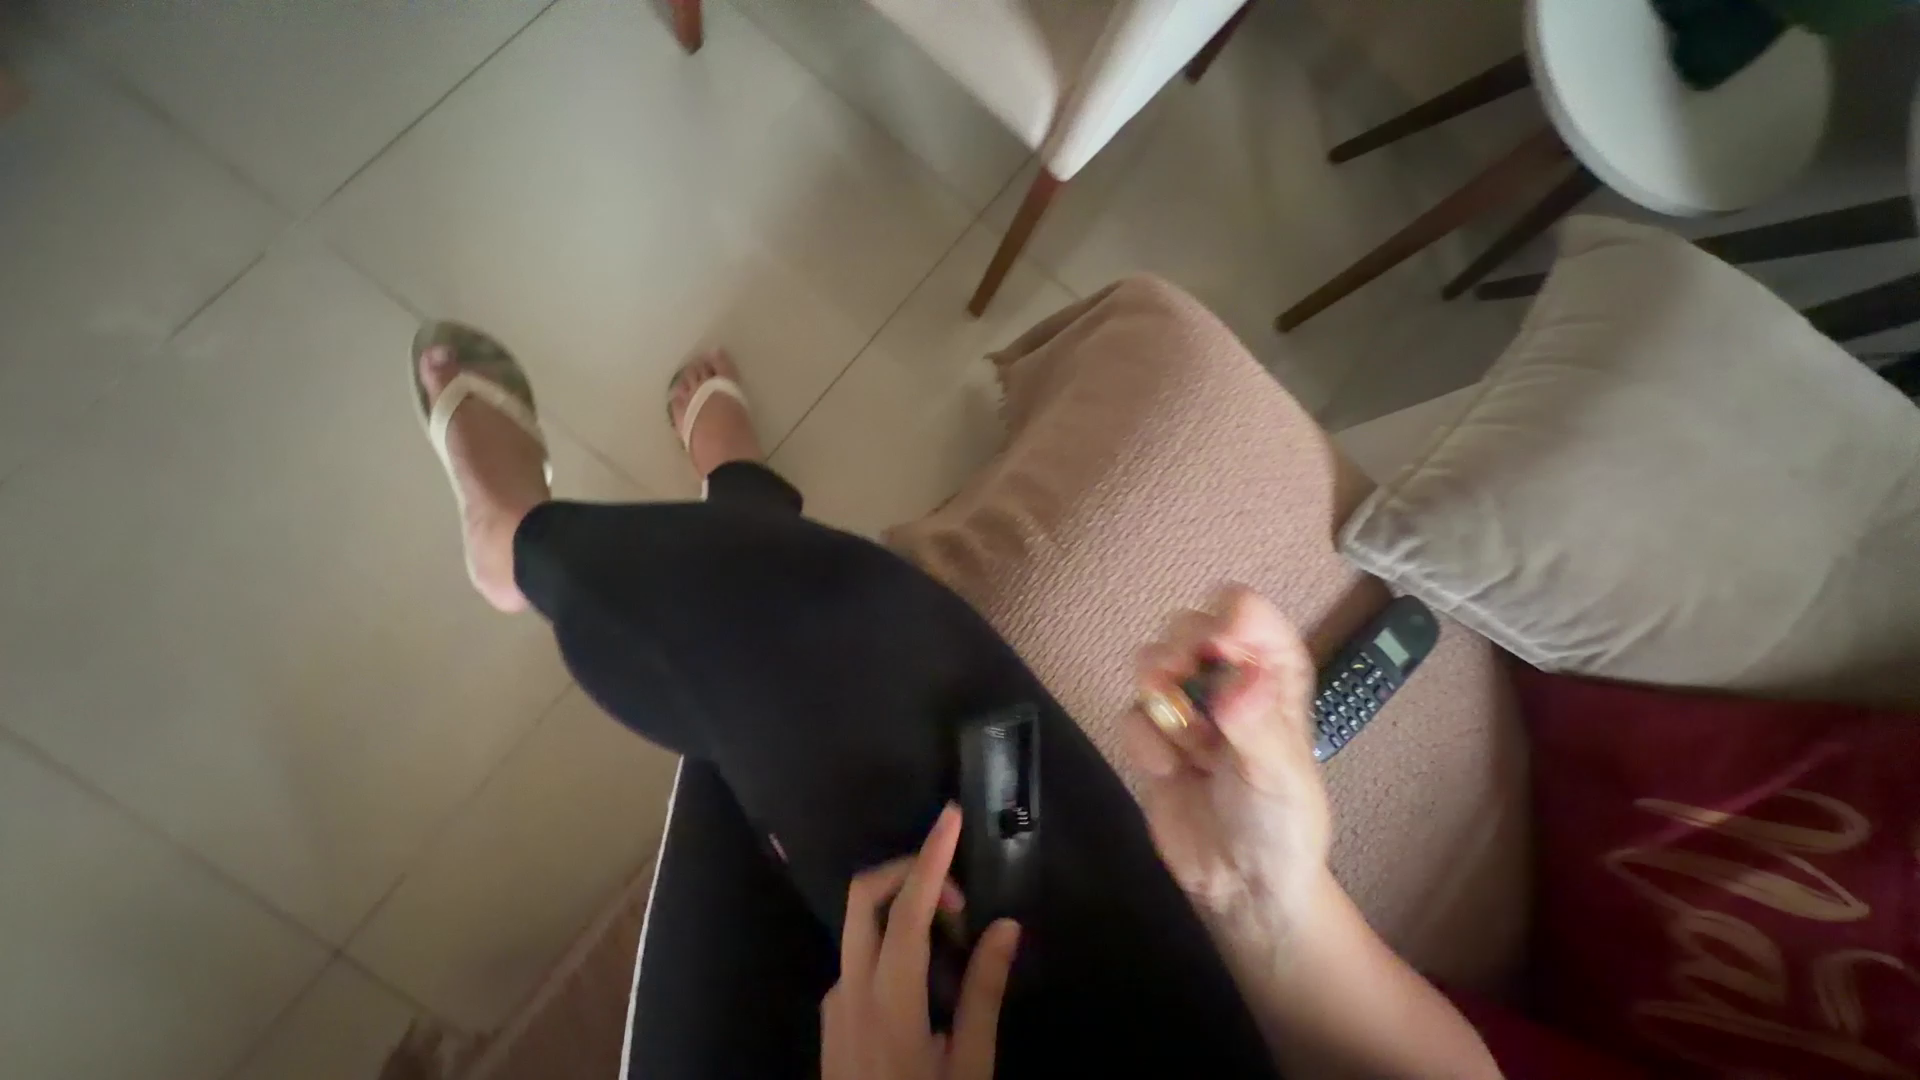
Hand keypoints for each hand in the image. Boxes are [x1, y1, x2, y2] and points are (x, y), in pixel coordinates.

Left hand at [821, 804, 1022, 1079]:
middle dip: (908, 869)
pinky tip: (926, 974)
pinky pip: (859, 953)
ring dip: (901, 906)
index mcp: (888, 998)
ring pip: (860, 923)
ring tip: (953, 937)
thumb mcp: (969, 1068)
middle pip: (865, 895)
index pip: (907, 906)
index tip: (951, 817)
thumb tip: (1006, 926)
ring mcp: (834, 1000)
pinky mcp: (831, 1015)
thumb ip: (984, 992)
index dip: (931, 855)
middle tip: (958, 893)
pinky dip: (891, 938)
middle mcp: (850, 987)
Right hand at [1122, 585, 1331, 918]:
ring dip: (1156, 687)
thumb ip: (1256, 724)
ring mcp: (1185, 708)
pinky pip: (1130, 714)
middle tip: (1179, 672)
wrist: (1239, 886)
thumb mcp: (1280, 776)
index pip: (1251, 615)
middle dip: (1181, 645)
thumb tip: (1236, 677)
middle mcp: (1226, 681)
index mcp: (1273, 677)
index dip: (1231, 618)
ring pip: (1152, 659)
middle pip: (1191, 624)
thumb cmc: (1280, 824)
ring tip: (1180, 733)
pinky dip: (1144, 741)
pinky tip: (1168, 772)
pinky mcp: (1152, 737)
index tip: (1218, 646)